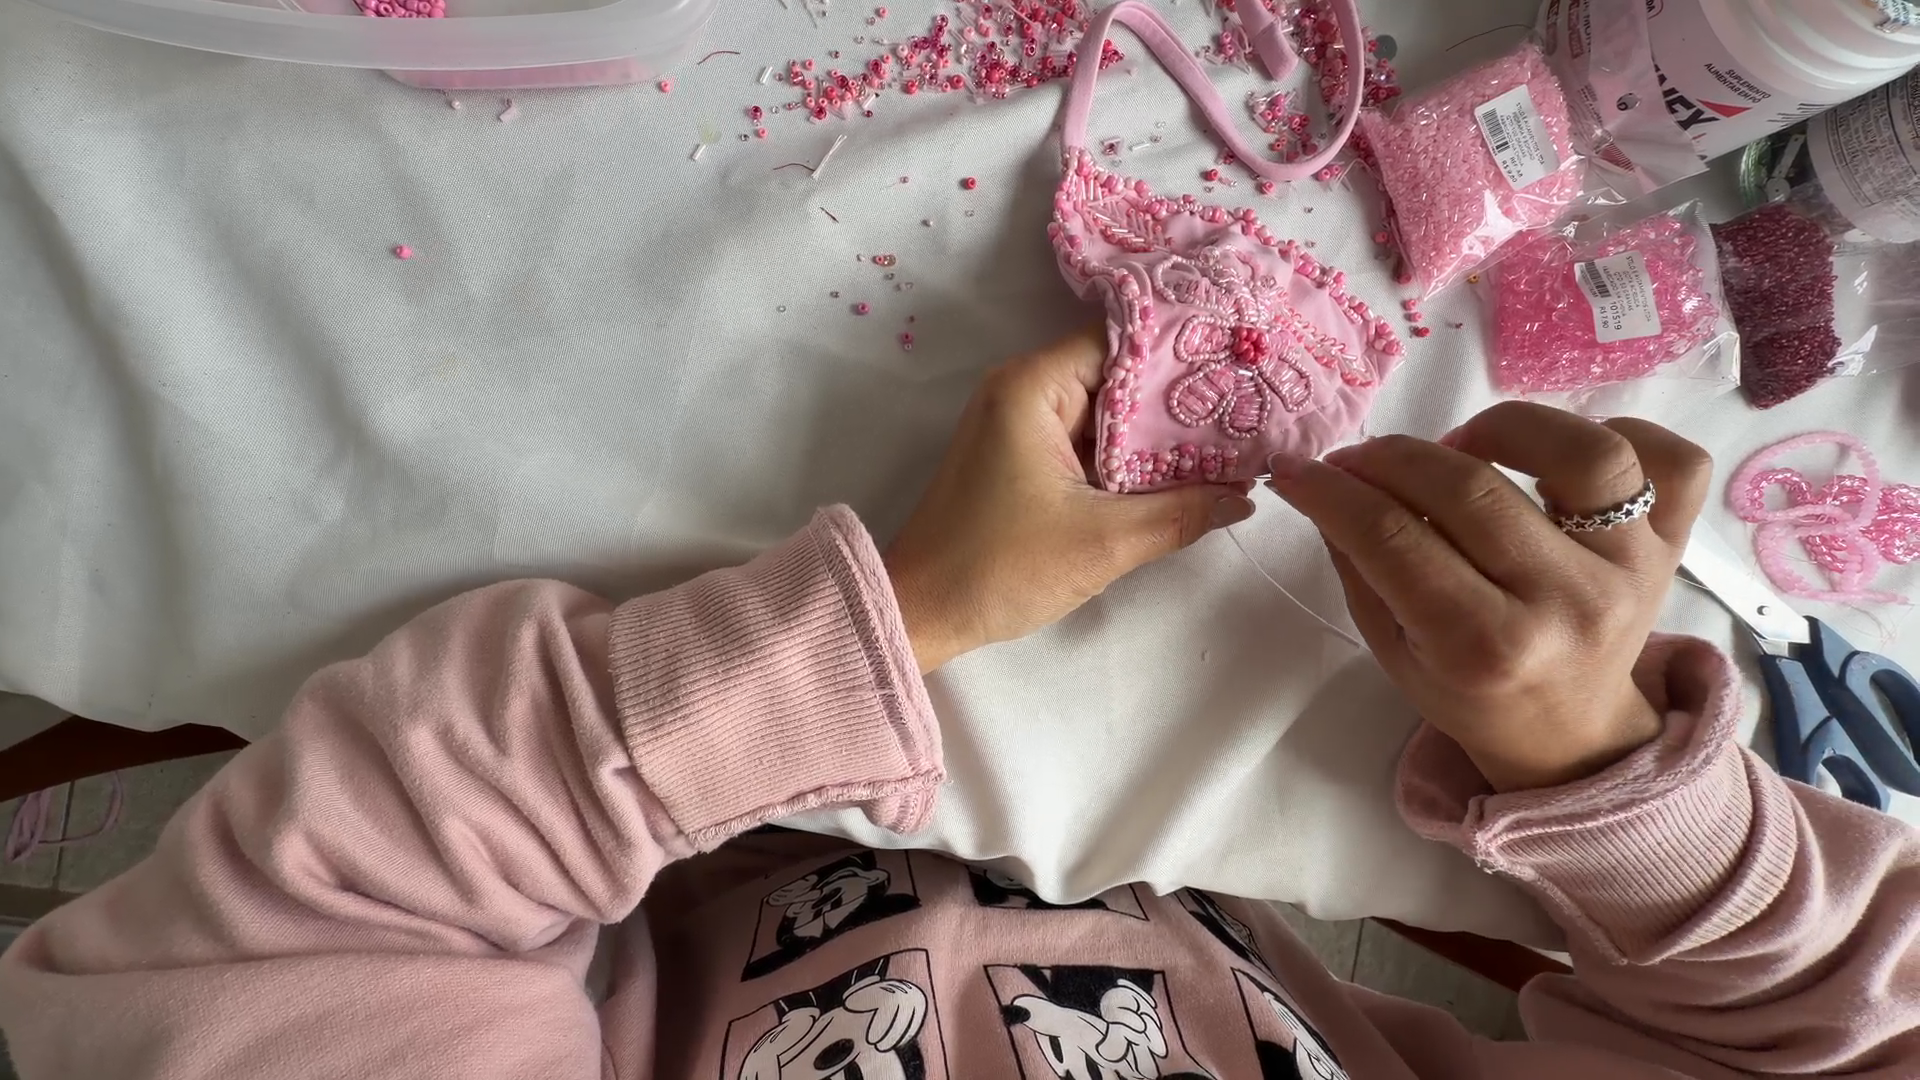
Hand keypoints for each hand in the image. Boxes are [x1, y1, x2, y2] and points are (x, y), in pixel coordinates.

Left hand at [885, 329, 1255, 672]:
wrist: (924, 611)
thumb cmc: (1000, 568)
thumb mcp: (1102, 542)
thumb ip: (1181, 513)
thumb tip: (1246, 497)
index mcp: (1033, 386)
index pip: (1126, 342)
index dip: (1187, 355)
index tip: (1245, 371)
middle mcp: (1024, 391)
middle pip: (1119, 377)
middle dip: (1181, 401)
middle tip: (1251, 412)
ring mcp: (1020, 426)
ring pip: (1106, 415)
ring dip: (1157, 437)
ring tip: (1232, 443)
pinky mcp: (1021, 459)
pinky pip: (1086, 445)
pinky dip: (1126, 461)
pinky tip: (1180, 475)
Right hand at [1265, 402, 1712, 792]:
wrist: (1569, 734)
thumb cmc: (1464, 693)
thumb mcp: (1387, 644)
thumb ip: (1358, 564)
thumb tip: (1324, 486)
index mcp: (1481, 646)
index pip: (1391, 539)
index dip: (1331, 492)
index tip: (1295, 470)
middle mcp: (1565, 603)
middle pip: (1468, 490)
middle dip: (1389, 458)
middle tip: (1356, 460)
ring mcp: (1632, 569)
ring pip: (1584, 454)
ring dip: (1502, 429)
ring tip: (1460, 446)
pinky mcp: (1672, 548)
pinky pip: (1673, 461)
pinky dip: (1620, 434)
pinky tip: (1552, 461)